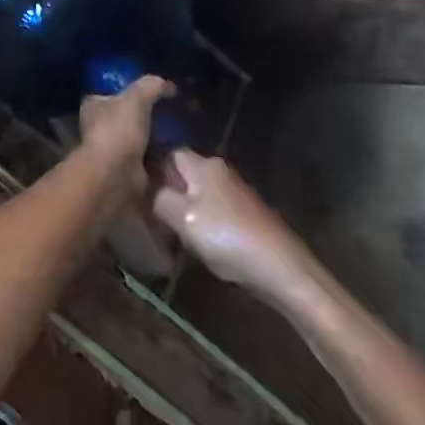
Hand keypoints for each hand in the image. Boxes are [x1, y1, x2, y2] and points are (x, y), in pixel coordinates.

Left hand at [76, 75, 172, 198]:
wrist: (115, 175)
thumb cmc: (118, 130)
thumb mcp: (136, 98)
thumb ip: (152, 86)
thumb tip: (168, 85)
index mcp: (95, 106)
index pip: (115, 93)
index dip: (134, 92)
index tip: (158, 94)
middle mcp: (101, 127)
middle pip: (132, 119)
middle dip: (154, 121)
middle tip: (177, 119)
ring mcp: (114, 152)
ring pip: (144, 143)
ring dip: (163, 146)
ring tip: (183, 143)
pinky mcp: (129, 173)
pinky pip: (152, 165)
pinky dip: (166, 167)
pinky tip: (180, 163)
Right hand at [152, 150, 316, 299]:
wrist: (284, 270)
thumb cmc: (227, 237)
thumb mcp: (181, 217)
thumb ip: (158, 199)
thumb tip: (147, 191)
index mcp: (204, 164)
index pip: (168, 154)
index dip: (153, 171)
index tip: (141, 195)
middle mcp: (221, 171)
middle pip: (184, 175)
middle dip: (169, 194)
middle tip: (155, 218)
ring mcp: (238, 194)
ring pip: (200, 195)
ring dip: (187, 212)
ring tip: (176, 236)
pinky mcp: (249, 216)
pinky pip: (216, 212)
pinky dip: (206, 225)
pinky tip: (204, 246)